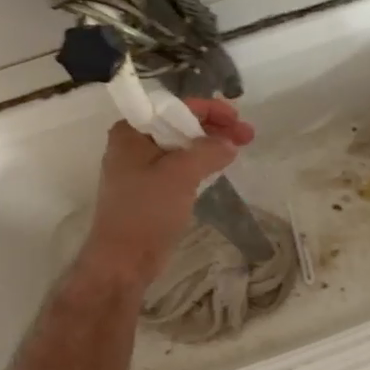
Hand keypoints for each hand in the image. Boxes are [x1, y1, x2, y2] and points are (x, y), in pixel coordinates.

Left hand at [78, 98, 255, 287]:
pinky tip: (217, 168)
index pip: (175, 107)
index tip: (238, 119)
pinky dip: (198, 164)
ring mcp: (139, 169)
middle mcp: (132, 145)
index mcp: (131, 132)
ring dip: (208, 146)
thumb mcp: (180, 174)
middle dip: (213, 128)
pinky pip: (178, 168)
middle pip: (179, 125)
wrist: (124, 261)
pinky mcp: (149, 191)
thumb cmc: (147, 211)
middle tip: (246, 136)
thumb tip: (229, 143)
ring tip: (237, 149)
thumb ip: (208, 151)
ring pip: (181, 147)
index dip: (210, 110)